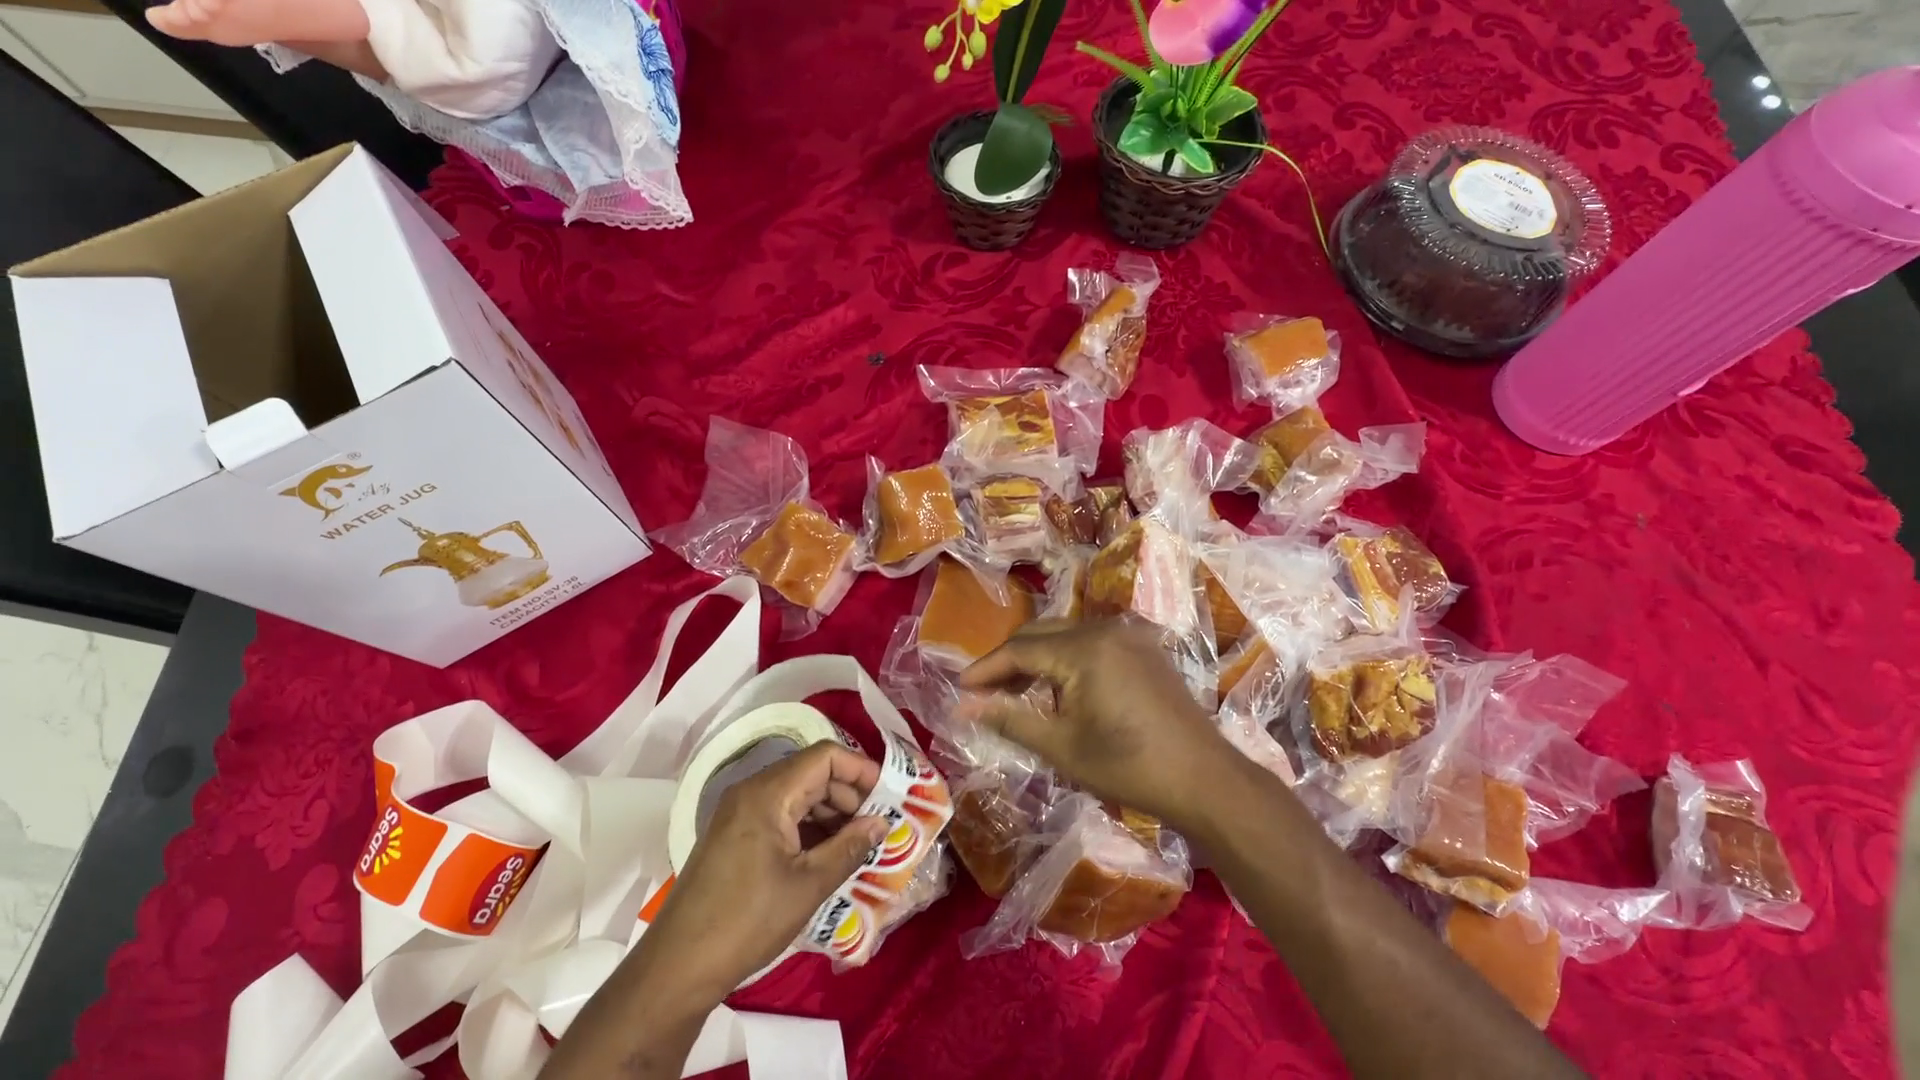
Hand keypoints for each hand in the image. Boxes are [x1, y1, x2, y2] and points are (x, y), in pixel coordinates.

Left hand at [637, 742, 888, 1003]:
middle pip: (812, 772)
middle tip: (880, 826)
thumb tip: (882, 822)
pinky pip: (781, 815)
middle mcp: (752, 792)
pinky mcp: (735, 835)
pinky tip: (829, 856)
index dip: (861, 770)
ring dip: (832, 813)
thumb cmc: (748, 920)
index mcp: (768, 793)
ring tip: (860, 845)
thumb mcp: (809, 885)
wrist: (679, 964)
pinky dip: (809, 828)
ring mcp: (740, 813)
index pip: (825, 757)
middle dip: (850, 794)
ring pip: (797, 795)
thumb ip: (850, 847)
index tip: (890, 797)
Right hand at [956, 619, 1240, 827]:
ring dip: (1038, 660)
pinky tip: (1061, 691)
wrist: (1203, 779)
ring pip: (1067, 636)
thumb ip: (1010, 718)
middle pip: (1041, 634)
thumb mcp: (1061, 746)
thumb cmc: (1127, 767)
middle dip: (1009, 661)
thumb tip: (964, 706)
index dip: (985, 669)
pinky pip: (1093, 643)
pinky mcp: (1147, 649)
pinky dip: (1068, 660)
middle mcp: (1106, 629)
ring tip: (1017, 695)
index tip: (960, 690)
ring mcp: (1131, 636)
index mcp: (1084, 649)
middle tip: (983, 693)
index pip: (1019, 649)